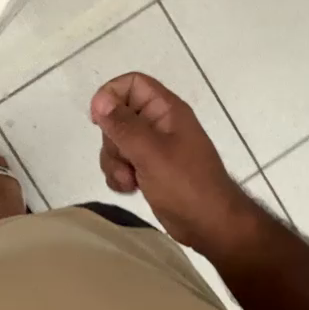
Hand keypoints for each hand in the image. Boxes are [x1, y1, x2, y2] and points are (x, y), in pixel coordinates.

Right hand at [90, 72, 263, 255]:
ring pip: (115, 143)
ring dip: (114, 163)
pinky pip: (120, 164)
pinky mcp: (148, 169)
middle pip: (118, 116)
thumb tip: (100, 101)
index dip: (111, 95)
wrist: (210, 225)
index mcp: (166, 110)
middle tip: (125, 160)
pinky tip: (130, 189)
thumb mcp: (151, 152)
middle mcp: (158, 124)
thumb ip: (123, 125)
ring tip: (130, 180)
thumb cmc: (186, 184)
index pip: (131, 84)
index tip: (98, 120)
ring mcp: (153, 148)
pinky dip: (119, 177)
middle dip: (112, 141)